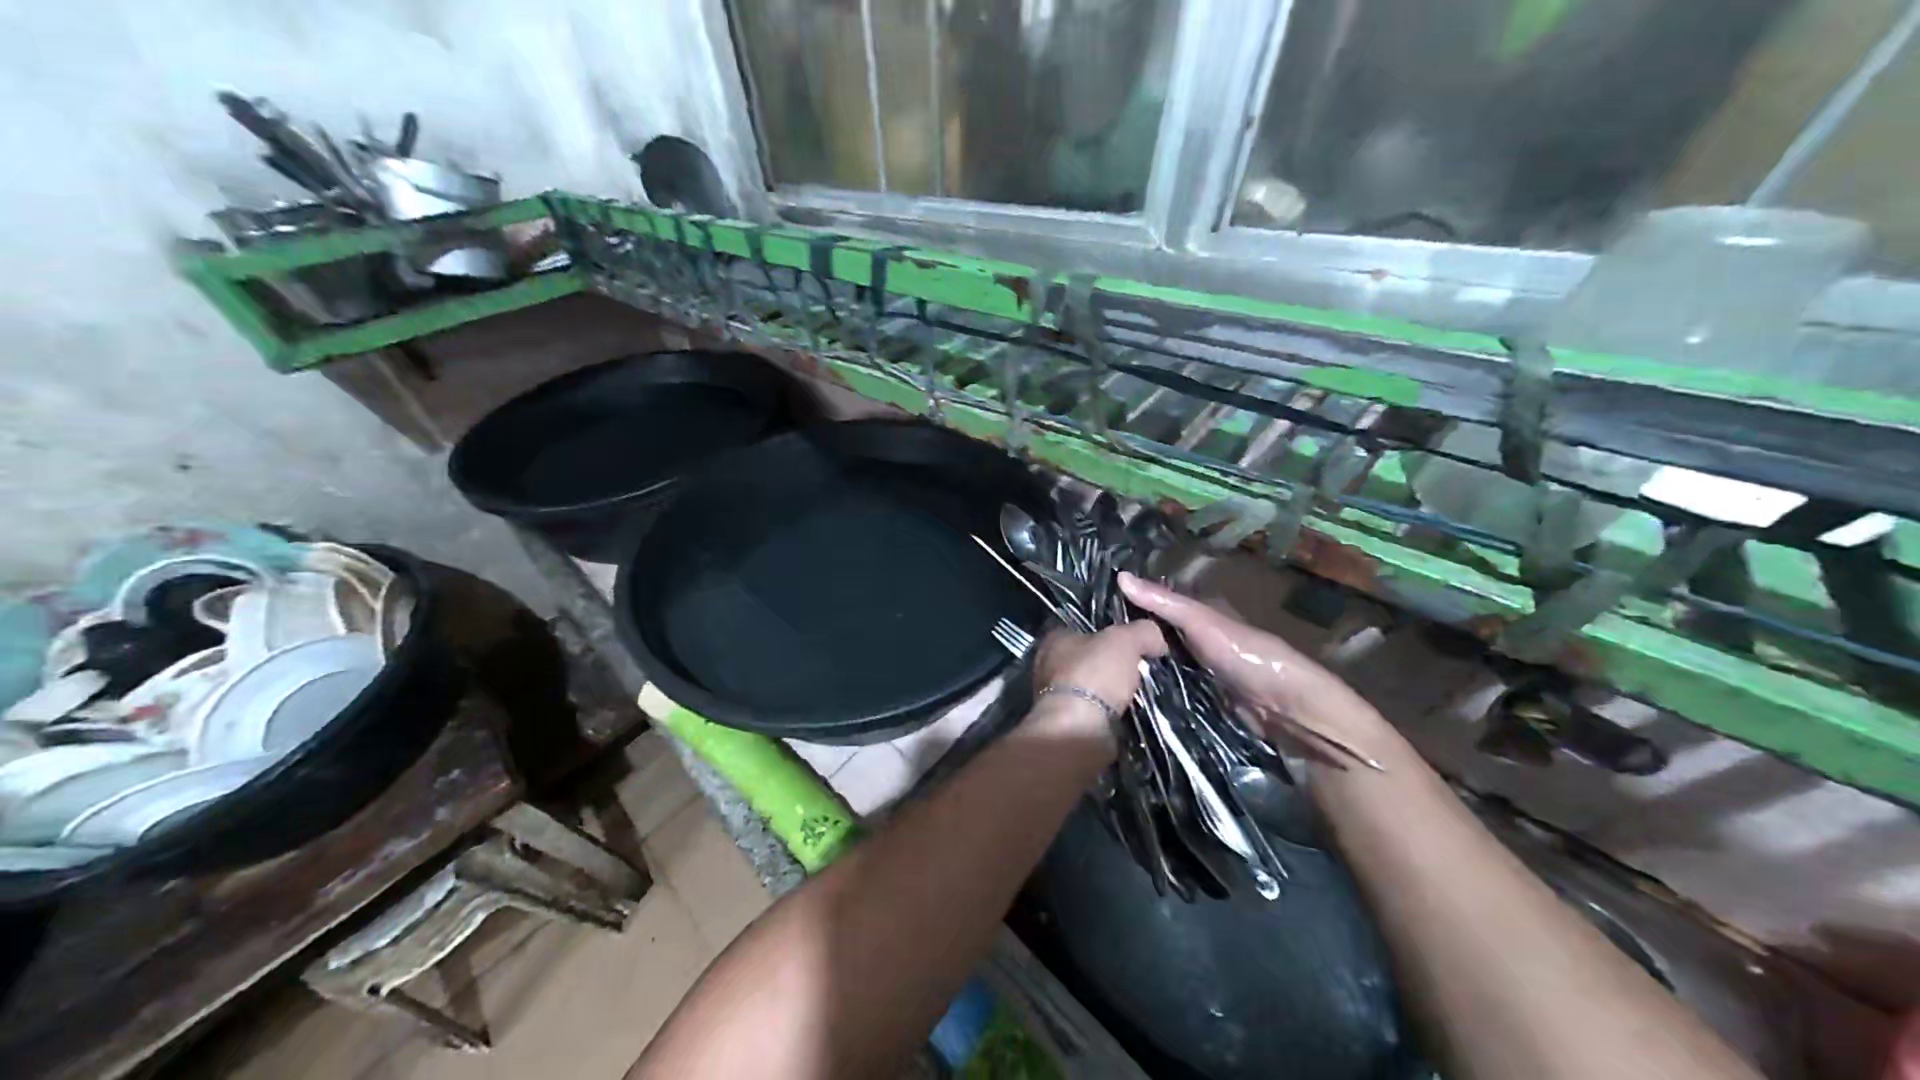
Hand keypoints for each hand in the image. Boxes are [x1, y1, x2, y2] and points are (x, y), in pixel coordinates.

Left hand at [1028, 621, 1165, 738]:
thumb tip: (1156, 639)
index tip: (1130, 639)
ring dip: (1111, 691)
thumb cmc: (1094, 675)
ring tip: (1138, 692)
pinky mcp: (1066, 723)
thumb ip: (1142, 632)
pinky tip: (1128, 713)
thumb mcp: (1125, 641)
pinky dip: (1109, 713)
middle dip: (1110, 663)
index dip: (1106, 630)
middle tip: (1138, 667)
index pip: (1080, 627)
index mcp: (1053, 639)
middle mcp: (1048, 666)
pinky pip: (1093, 711)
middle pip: (1087, 658)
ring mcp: (1054, 698)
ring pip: (1090, 686)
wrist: (1079, 729)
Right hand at [1117, 571, 1395, 766]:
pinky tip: (1123, 694)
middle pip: (1155, 639)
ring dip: (1135, 670)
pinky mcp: (1199, 703)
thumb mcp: (1203, 623)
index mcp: (1201, 616)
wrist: (1287, 711)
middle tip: (1087, 647)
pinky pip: (1167, 692)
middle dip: (1128, 643)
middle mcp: (1197, 643)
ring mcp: (1198, 674)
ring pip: (1158, 666)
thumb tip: (1120, 576)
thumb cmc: (1247, 656)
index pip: (1156, 607)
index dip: (1128, 608)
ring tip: (1097, 672)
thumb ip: (1165, 603)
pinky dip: (1149, 691)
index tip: (1092, 614)